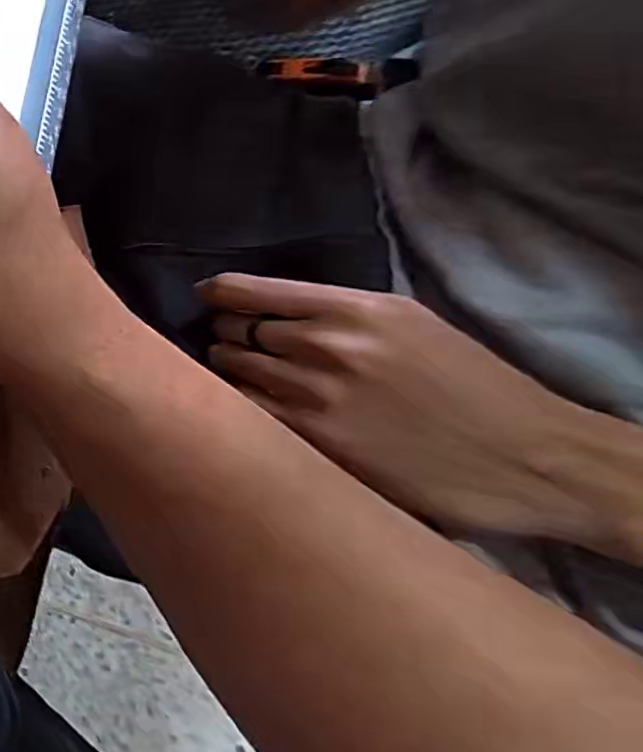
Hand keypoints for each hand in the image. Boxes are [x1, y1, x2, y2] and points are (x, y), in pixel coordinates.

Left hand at [201, 274, 642, 554]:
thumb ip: (325, 308)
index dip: (216, 294)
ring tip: (256, 379)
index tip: (208, 299)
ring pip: (226, 366)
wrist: (543, 461)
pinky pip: (242, 407)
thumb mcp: (403, 321)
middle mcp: (326, 343)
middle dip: (231, 336)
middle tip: (248, 348)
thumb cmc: (468, 383)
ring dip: (231, 370)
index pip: (240, 290)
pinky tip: (257, 407)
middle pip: (228, 329)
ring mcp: (315, 391)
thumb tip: (251, 302)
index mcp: (351, 308)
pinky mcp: (313, 436)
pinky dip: (239, 403)